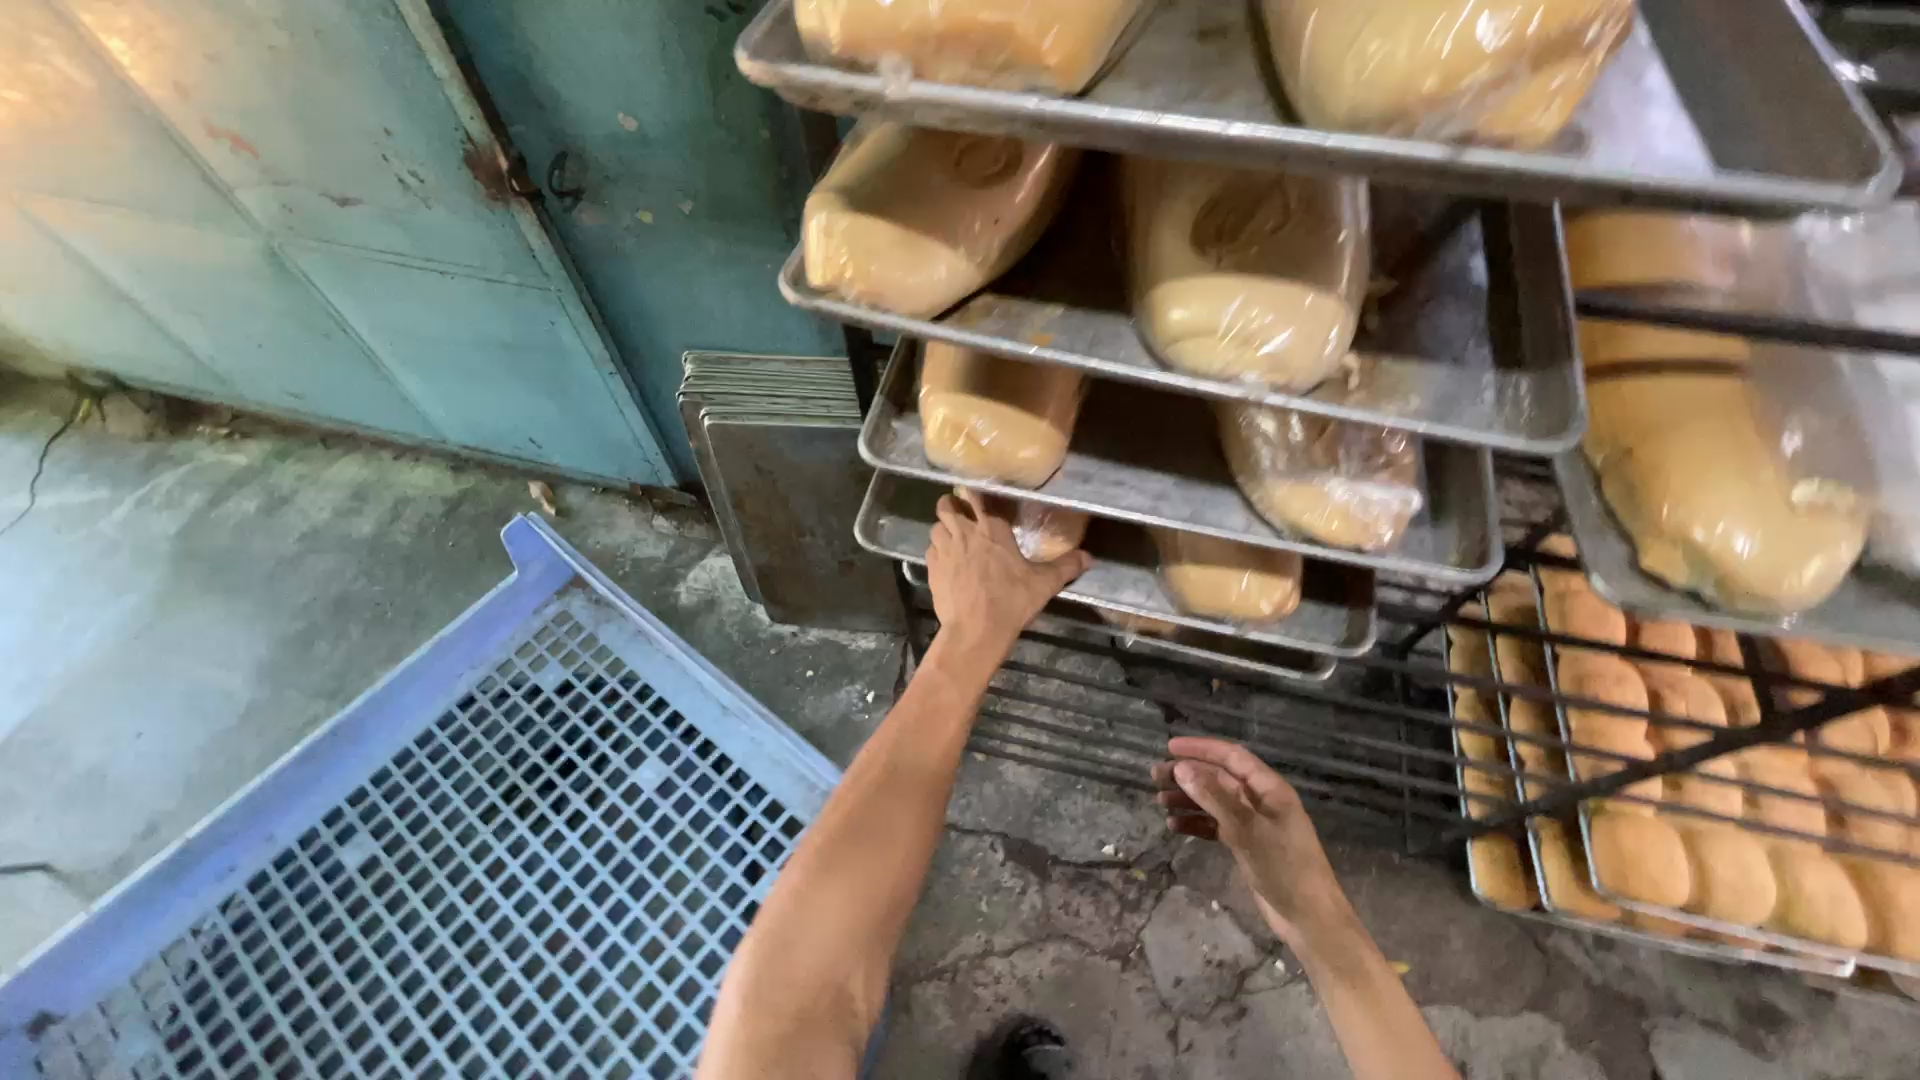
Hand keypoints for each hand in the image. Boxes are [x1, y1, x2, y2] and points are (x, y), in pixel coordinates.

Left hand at [928, 489, 1090, 659]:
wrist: (977, 629)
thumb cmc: (1012, 600)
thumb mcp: (1044, 583)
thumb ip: (1066, 566)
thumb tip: (1089, 557)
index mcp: (992, 528)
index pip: (977, 497)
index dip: (973, 495)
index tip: (975, 497)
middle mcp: (965, 532)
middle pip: (947, 506)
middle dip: (950, 505)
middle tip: (958, 512)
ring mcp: (945, 549)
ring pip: (935, 526)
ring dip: (942, 527)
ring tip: (951, 535)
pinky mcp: (932, 568)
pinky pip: (930, 550)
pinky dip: (936, 550)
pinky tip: (945, 560)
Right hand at [1152, 737, 1349, 946]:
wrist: (1309, 918)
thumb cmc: (1284, 867)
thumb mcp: (1247, 829)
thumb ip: (1214, 797)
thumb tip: (1181, 768)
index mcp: (1269, 789)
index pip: (1232, 757)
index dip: (1201, 749)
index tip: (1170, 747)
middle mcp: (1260, 801)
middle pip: (1219, 778)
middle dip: (1188, 775)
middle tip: (1156, 776)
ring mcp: (1253, 824)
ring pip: (1214, 802)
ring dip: (1188, 799)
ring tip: (1160, 801)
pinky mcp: (1246, 845)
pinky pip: (1216, 825)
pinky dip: (1196, 823)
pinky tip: (1174, 826)